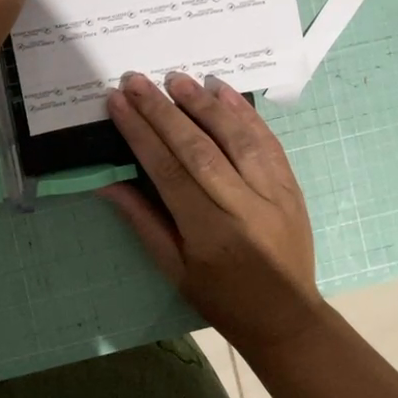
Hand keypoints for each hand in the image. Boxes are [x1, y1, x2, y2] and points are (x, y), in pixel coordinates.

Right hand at [100, 71, 324, 353]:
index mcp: (209, 232)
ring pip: (236, 138)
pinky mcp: (291, 186)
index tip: (118, 102)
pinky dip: (245, 113)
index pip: (167, 170)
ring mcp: (273, 194)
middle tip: (136, 81)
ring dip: (204, 104)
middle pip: (198, 148)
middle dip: (162, 111)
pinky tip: (222, 89)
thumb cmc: (221, 297)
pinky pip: (267, 142)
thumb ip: (142, 220)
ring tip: (176, 78)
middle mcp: (243, 208)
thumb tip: (106, 180)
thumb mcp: (173, 269)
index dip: (140, 133)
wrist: (288, 319)